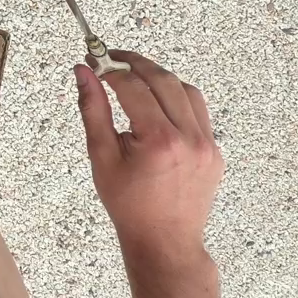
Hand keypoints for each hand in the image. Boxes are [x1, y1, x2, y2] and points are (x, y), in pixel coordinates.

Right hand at [75, 52, 223, 260]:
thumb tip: (83, 72)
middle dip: (135, 63)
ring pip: (186, 90)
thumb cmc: (128, 202)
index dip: (109, 68)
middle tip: (111, 58)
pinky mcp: (214, 151)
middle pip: (164, 79)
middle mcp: (189, 138)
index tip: (93, 61)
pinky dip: (176, 97)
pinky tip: (155, 101)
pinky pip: (198, 110)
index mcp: (159, 140)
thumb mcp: (100, 154)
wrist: (165, 240)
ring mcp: (207, 144)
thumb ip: (92, 108)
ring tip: (133, 76)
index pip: (132, 86)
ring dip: (159, 77)